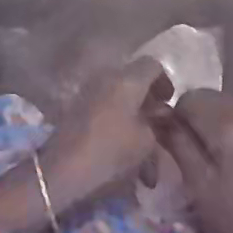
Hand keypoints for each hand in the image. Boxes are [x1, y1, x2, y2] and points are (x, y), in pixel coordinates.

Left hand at [38, 58, 171, 215]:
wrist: (64, 167)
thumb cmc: (111, 150)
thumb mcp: (146, 140)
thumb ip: (157, 121)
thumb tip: (158, 112)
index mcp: (125, 80)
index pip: (152, 65)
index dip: (165, 82)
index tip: (169, 103)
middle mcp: (104, 78)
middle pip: (133, 79)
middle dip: (148, 99)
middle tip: (158, 122)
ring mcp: (87, 91)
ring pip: (118, 94)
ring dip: (132, 112)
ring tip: (143, 142)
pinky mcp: (75, 106)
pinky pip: (103, 105)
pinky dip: (116, 119)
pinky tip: (123, 144)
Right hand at [155, 91, 232, 232]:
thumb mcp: (197, 183)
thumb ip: (176, 141)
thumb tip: (156, 109)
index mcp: (229, 120)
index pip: (189, 98)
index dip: (176, 119)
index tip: (175, 147)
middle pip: (215, 101)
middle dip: (201, 121)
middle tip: (197, 158)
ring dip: (226, 126)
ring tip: (225, 160)